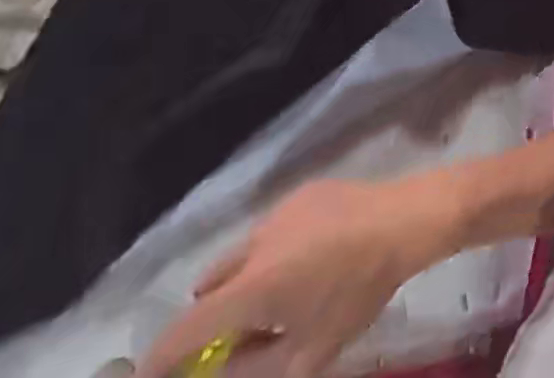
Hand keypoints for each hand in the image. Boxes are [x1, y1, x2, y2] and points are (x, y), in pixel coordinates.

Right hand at [135, 178, 454, 377]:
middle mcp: (253, 244)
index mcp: (252, 286)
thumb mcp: (311, 349)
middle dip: (211, 313)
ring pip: (242, 254)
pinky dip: (275, 250)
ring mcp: (277, 212)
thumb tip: (223, 369)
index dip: (162, 355)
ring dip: (245, 279)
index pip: (187, 326)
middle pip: (211, 285)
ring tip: (284, 293)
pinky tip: (312, 256)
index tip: (152, 371)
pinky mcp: (300, 193)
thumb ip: (258, 368)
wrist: (401, 221)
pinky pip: (272, 229)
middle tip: (238, 333)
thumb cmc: (358, 290)